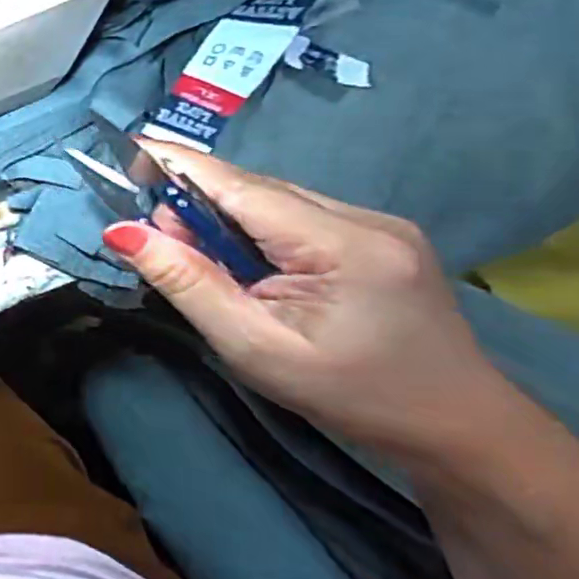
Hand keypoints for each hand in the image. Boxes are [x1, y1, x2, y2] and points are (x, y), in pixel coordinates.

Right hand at [101, 143, 512, 457]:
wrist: (457, 430)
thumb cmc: (347, 394)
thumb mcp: (250, 344)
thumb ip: (185, 282)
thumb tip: (122, 232)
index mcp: (342, 243)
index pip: (239, 186)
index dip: (180, 164)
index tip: (128, 149)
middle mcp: (364, 218)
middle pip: (254, 190)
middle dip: (195, 203)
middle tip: (158, 244)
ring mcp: (377, 225)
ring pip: (272, 201)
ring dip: (222, 218)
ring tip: (201, 262)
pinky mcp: (378, 237)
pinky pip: (293, 215)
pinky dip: (252, 229)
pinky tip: (245, 263)